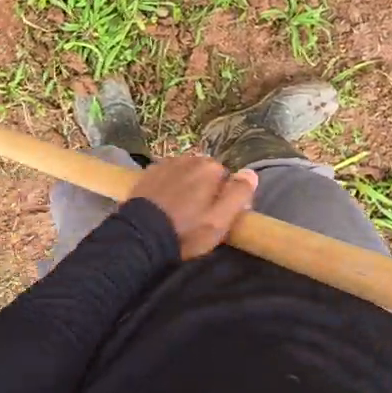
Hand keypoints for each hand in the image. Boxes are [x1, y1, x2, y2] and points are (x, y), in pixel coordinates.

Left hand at [128, 157, 257, 259]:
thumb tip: (251, 173)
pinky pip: (169, 176)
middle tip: (199, 216)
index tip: (219, 218)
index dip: (226, 200)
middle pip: (207, 175)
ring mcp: (167, 163)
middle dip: (207, 190)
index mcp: (211, 168)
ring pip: (187, 174)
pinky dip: (170, 186)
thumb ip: (238, 195)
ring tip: (181, 210)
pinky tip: (165, 203)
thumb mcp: (220, 220)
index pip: (229, 181)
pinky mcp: (149, 172)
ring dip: (188, 187)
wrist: (141, 234)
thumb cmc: (186, 230)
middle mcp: (190, 158)